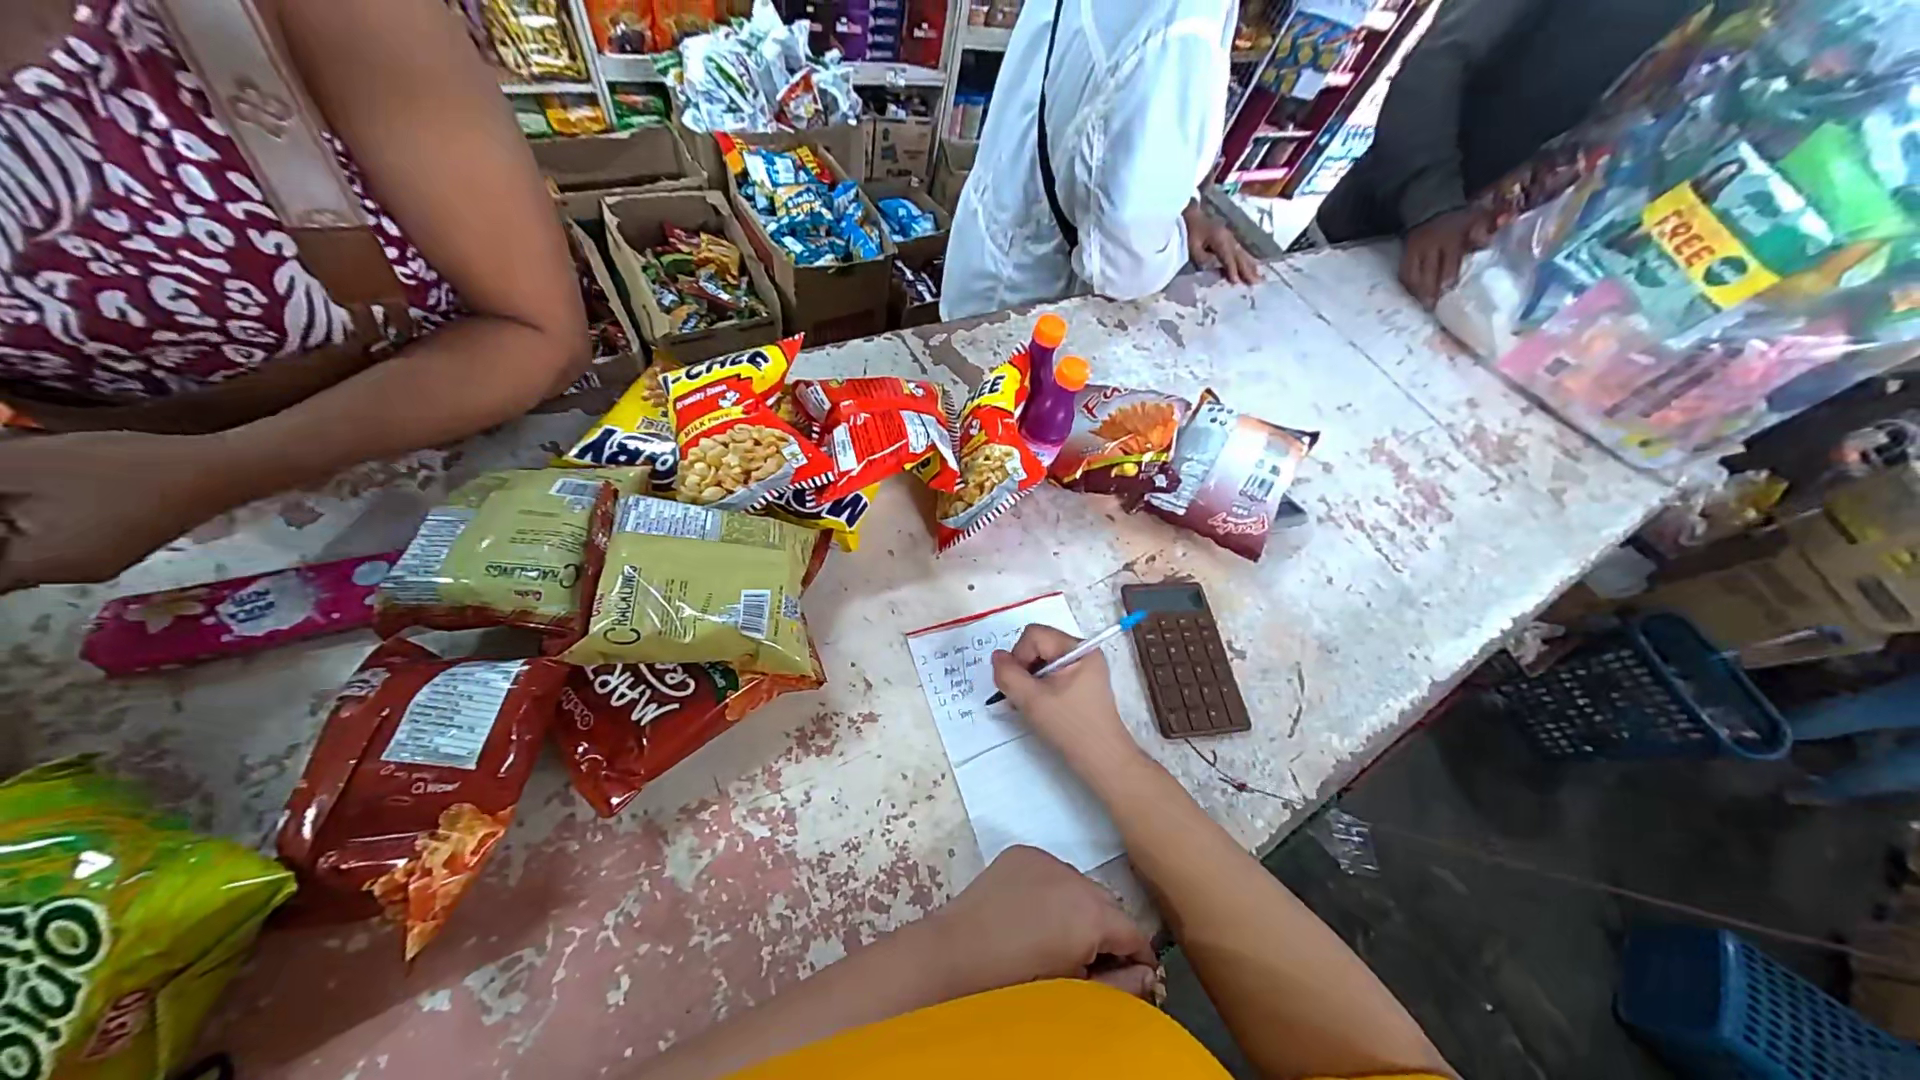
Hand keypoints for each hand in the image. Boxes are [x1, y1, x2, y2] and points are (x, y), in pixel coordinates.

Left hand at [0, 432, 242, 592]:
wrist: (222, 468)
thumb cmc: (123, 469)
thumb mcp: (19, 465)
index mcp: (41, 566)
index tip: (5, 492)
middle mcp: (69, 573)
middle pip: (0, 557)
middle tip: (12, 477)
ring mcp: (100, 557)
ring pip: (21, 544)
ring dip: (12, 512)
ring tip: (20, 476)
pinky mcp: (119, 539)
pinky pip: (54, 535)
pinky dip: (34, 514)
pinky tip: (41, 483)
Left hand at [929, 846, 1157, 997]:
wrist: (955, 956)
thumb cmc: (1016, 984)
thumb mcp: (1073, 994)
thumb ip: (1119, 986)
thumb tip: (1149, 977)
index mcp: (1093, 913)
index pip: (1135, 932)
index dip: (1138, 959)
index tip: (1133, 978)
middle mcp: (1075, 876)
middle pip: (1108, 904)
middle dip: (1108, 932)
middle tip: (1091, 963)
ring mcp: (1045, 859)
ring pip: (1080, 885)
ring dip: (1080, 908)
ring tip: (1059, 938)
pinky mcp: (1021, 853)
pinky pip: (1051, 871)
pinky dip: (1052, 889)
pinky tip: (1036, 914)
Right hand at [991, 624, 1142, 774]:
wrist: (1103, 760)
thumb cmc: (1069, 727)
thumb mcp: (1031, 700)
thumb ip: (1008, 674)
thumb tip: (997, 657)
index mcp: (1078, 649)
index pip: (1034, 635)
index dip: (1018, 656)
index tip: (1018, 684)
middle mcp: (1083, 652)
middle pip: (1038, 645)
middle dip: (1023, 668)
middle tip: (1021, 695)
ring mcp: (1085, 667)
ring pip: (1043, 660)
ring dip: (1029, 679)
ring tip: (1029, 703)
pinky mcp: (1082, 683)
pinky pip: (1052, 672)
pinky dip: (1039, 686)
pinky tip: (1039, 706)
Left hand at [1184, 205, 1262, 284]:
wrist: (1191, 215)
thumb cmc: (1189, 233)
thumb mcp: (1193, 249)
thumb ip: (1205, 259)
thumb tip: (1218, 268)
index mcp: (1220, 239)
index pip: (1228, 257)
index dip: (1232, 270)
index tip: (1236, 282)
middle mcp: (1229, 236)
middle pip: (1240, 255)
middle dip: (1247, 269)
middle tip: (1256, 282)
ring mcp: (1230, 235)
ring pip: (1242, 252)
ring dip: (1250, 265)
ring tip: (1257, 276)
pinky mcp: (1229, 236)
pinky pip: (1240, 249)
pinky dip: (1246, 258)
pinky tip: (1252, 264)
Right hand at [1398, 208, 1490, 308]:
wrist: (1433, 209)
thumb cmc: (1460, 219)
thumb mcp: (1477, 218)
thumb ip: (1485, 228)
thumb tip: (1491, 236)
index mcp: (1449, 238)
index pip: (1448, 260)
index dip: (1447, 276)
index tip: (1448, 290)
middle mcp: (1429, 246)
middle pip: (1427, 272)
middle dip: (1429, 290)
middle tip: (1431, 307)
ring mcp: (1414, 252)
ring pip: (1413, 275)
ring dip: (1417, 291)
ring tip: (1422, 305)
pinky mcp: (1404, 256)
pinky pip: (1404, 274)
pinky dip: (1408, 286)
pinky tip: (1413, 296)